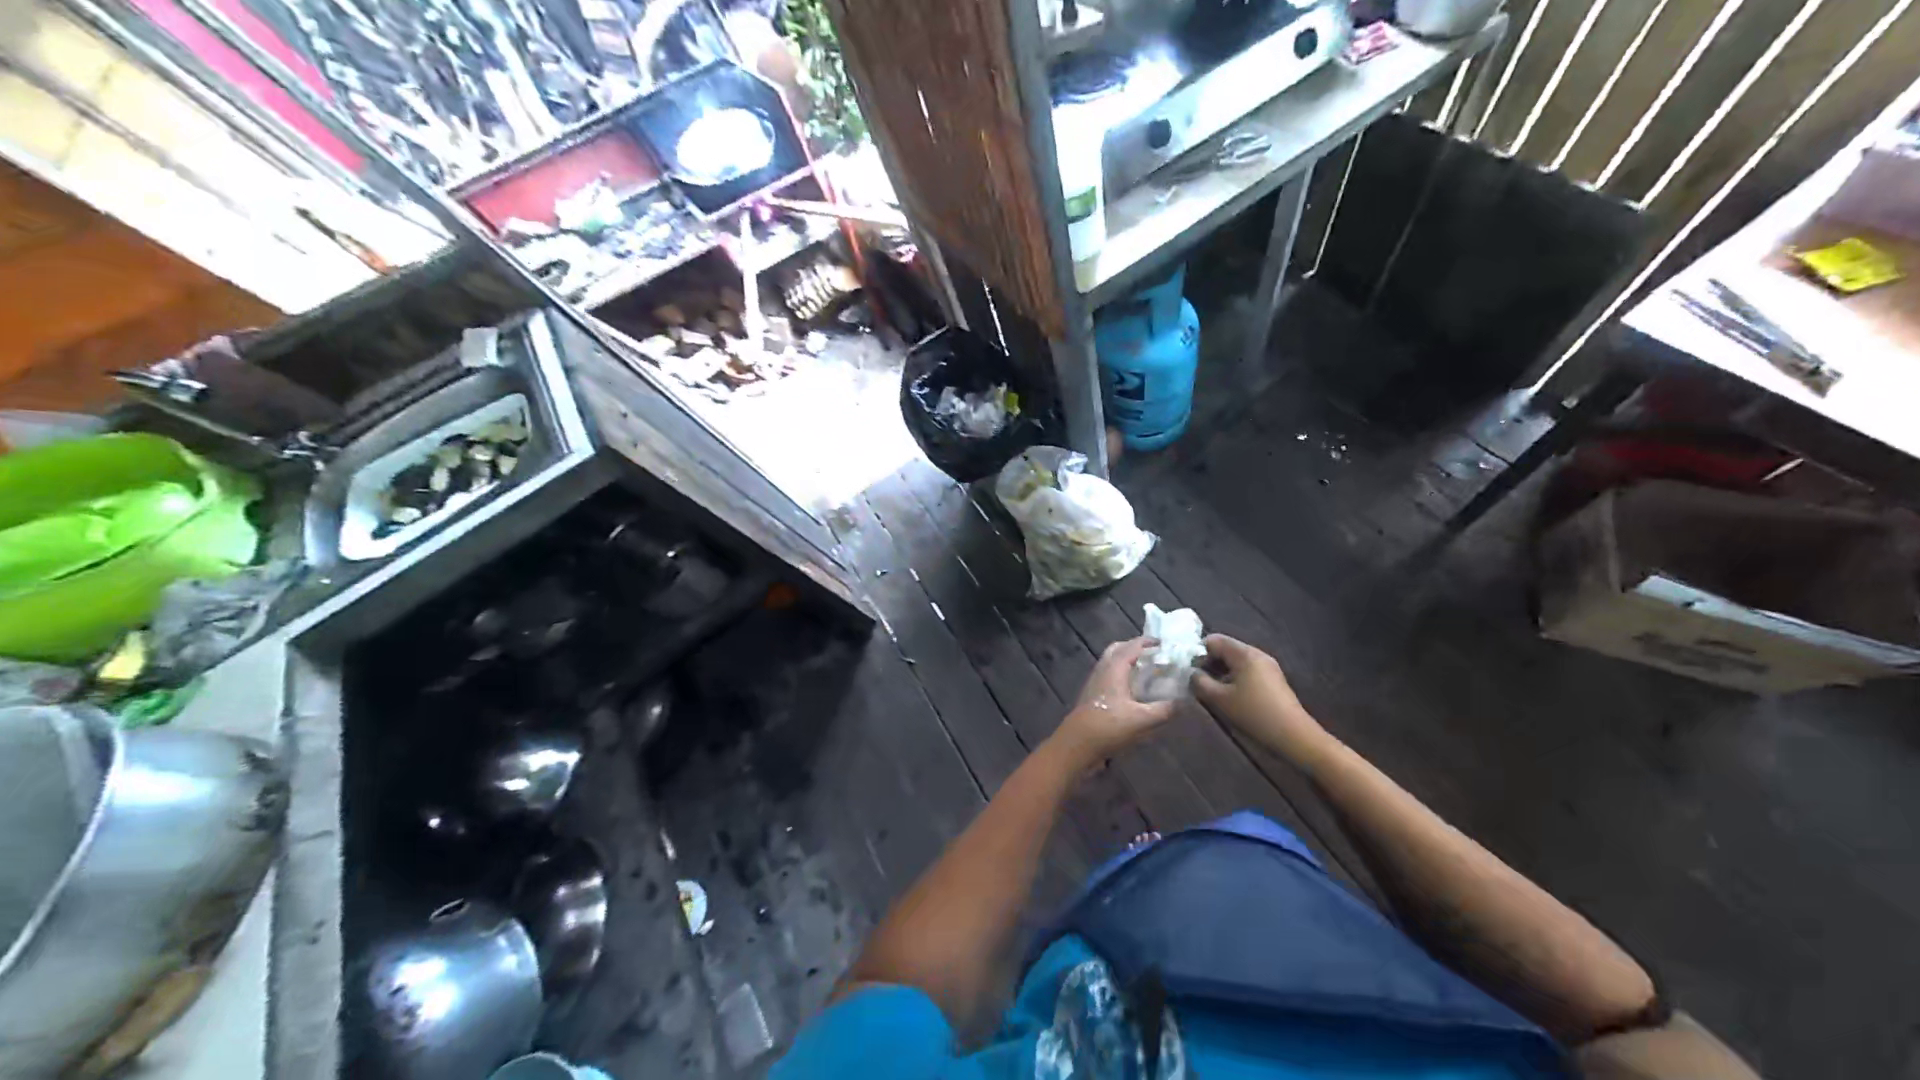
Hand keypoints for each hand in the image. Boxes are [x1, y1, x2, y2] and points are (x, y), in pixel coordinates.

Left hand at [1053, 637, 1175, 765]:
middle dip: (1136, 648)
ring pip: (1112, 662)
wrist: (1077, 743)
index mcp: (1114, 667)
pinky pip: (1109, 675)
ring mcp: (1095, 681)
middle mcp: (1102, 669)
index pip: (1132, 645)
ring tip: (1147, 672)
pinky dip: (1122, 675)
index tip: (1166, 644)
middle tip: (1155, 656)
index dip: (1149, 642)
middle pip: (1118, 649)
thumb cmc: (1109, 726)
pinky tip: (1134, 690)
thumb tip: (1182, 702)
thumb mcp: (1143, 720)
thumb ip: (1165, 709)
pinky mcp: (1092, 694)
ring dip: (1128, 662)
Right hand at [1191, 635, 1328, 763]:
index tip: (1189, 671)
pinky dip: (1234, 679)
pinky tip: (1230, 697)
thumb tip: (1191, 673)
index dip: (1197, 652)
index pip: (1213, 640)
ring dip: (1220, 673)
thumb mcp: (1220, 699)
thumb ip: (1200, 682)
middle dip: (1208, 663)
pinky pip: (1246, 671)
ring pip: (1235, 662)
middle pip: (1225, 649)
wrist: (1294, 736)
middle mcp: (1257, 654)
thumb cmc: (1254, 714)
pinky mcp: (1273, 680)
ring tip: (1211, 692)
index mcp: (1244, 653)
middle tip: (1197, 683)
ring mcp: (1267, 667)